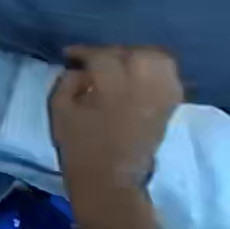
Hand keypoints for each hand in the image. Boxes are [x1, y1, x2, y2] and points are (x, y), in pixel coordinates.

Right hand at [49, 46, 181, 204]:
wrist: (109, 177)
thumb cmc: (78, 142)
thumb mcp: (59, 108)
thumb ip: (68, 81)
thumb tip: (81, 69)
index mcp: (113, 89)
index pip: (103, 56)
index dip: (84, 51)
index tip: (69, 55)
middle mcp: (143, 89)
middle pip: (139, 54)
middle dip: (115, 51)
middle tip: (97, 59)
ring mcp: (161, 99)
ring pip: (161, 62)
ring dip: (139, 57)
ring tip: (120, 64)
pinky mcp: (169, 109)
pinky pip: (170, 79)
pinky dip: (155, 71)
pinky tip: (138, 76)